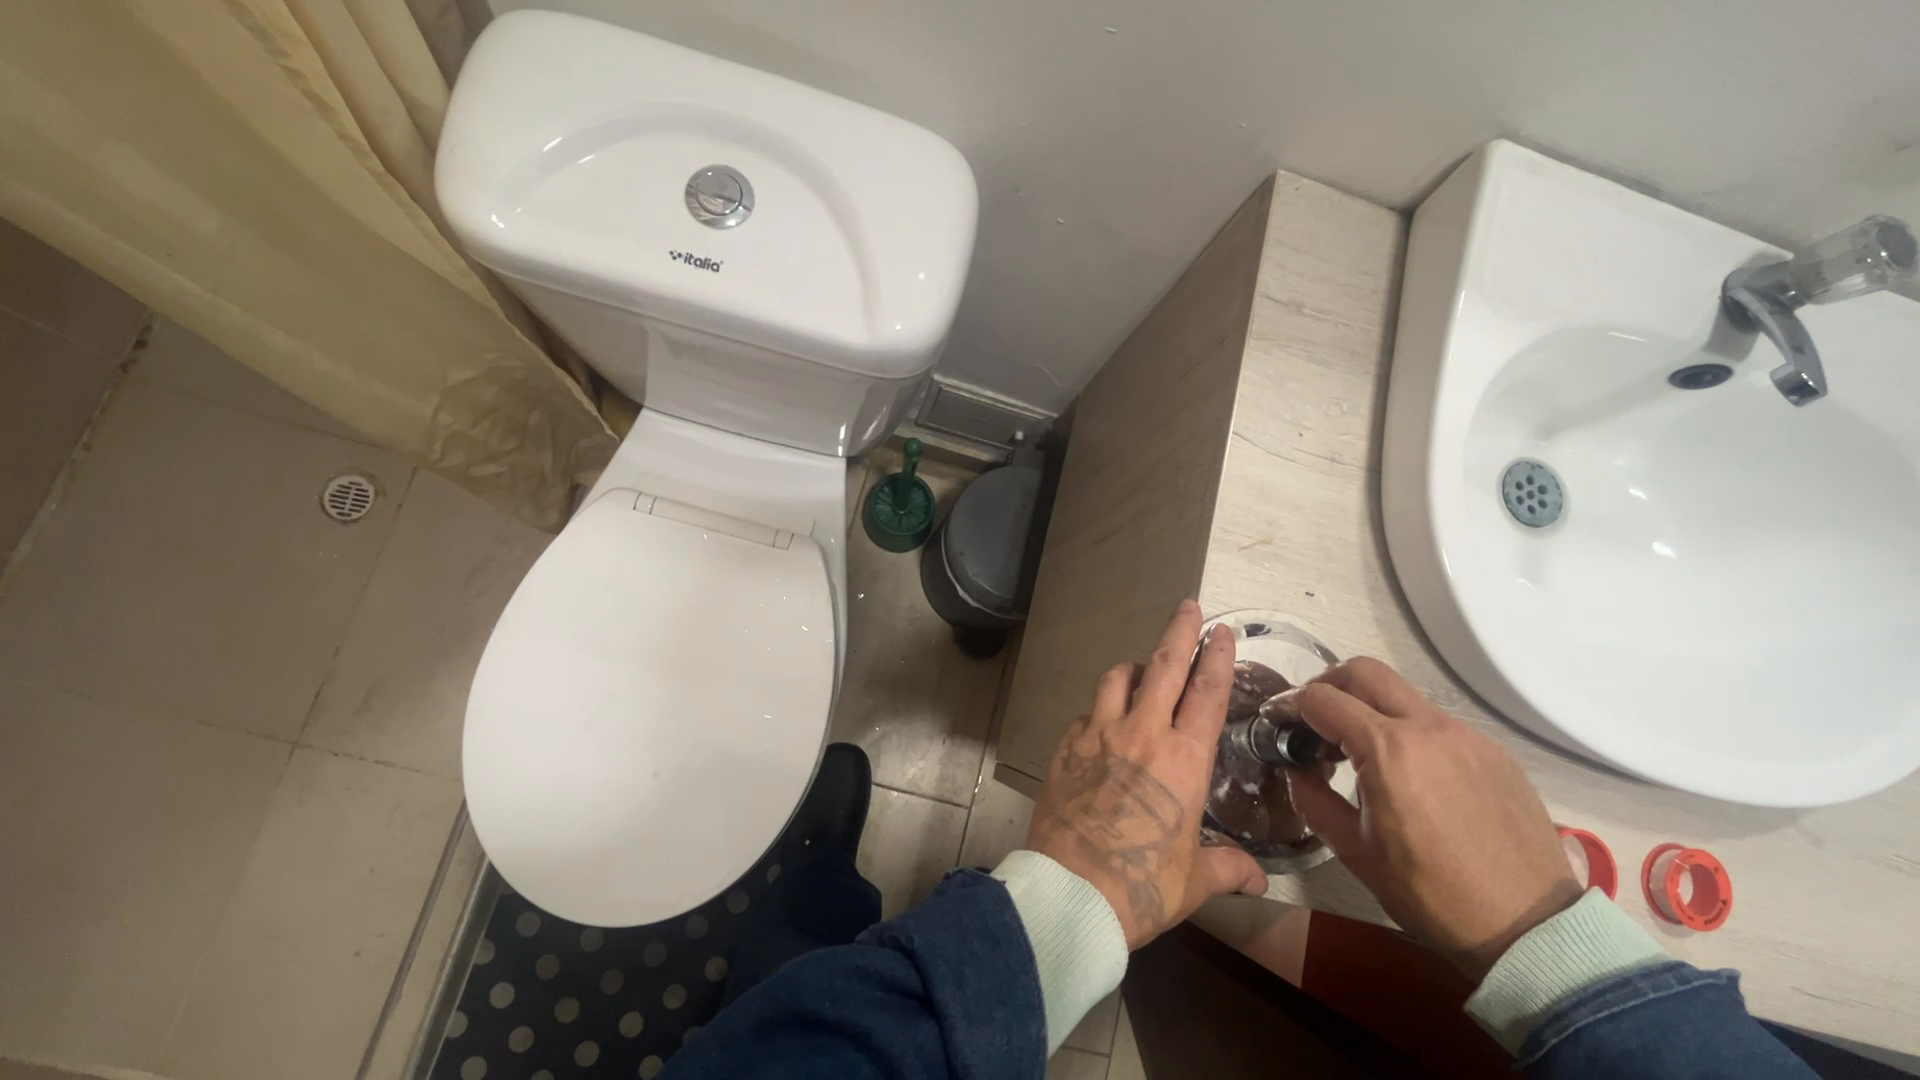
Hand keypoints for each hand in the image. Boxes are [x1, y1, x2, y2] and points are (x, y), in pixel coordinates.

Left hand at [1024, 601, 1269, 948]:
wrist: (1071, 893)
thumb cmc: (1142, 886)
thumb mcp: (1194, 880)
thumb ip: (1227, 868)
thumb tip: (1259, 880)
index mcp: (1183, 759)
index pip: (1206, 693)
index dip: (1216, 657)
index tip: (1221, 630)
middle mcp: (1141, 734)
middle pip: (1164, 667)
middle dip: (1179, 632)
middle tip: (1187, 607)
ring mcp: (1097, 736)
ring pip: (1117, 679)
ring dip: (1134, 668)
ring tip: (1142, 670)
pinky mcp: (1065, 748)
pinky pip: (1085, 713)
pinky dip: (1099, 710)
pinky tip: (1102, 724)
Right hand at [1284, 658, 1582, 980]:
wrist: (1530, 927)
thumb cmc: (1431, 894)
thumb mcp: (1355, 851)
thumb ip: (1313, 799)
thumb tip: (1295, 770)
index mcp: (1387, 750)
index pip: (1323, 699)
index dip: (1292, 706)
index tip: (1279, 723)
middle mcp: (1428, 728)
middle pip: (1364, 672)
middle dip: (1329, 685)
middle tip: (1314, 718)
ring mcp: (1467, 736)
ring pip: (1404, 695)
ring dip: (1371, 708)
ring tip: (1360, 750)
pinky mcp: (1494, 752)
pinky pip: (1438, 724)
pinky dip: (1409, 732)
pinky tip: (1410, 775)